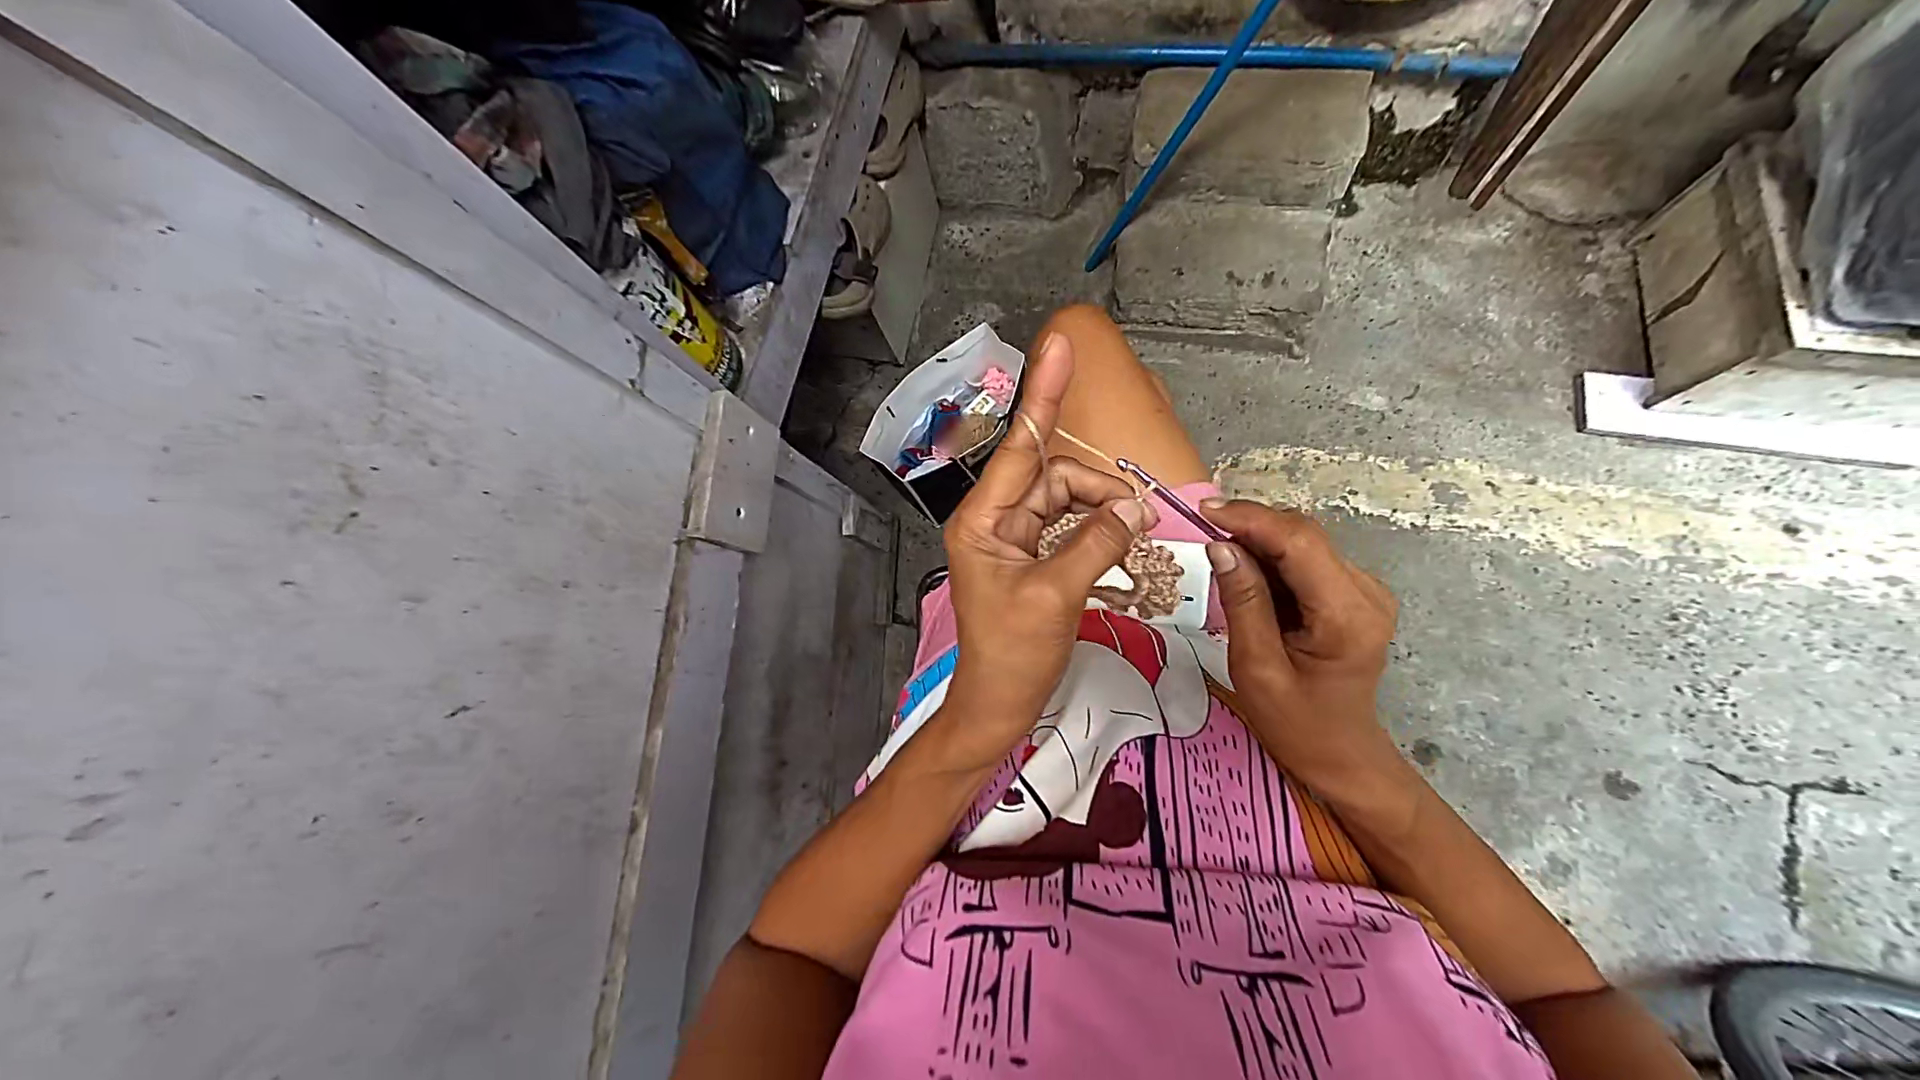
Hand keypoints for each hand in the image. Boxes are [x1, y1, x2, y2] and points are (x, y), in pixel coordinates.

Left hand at [937, 333, 1157, 770]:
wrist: (1000, 704)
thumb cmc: (1013, 655)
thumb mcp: (1056, 595)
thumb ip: (1096, 541)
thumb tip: (1135, 506)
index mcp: (983, 520)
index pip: (1020, 448)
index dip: (1044, 396)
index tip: (1059, 346)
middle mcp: (995, 519)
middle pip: (1054, 474)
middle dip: (1098, 487)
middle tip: (1139, 513)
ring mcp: (1014, 537)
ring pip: (1067, 499)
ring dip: (1103, 509)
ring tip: (1134, 531)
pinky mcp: (1032, 556)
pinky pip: (1070, 524)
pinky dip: (1098, 528)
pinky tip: (1121, 538)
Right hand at [1198, 500, 1400, 791]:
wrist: (1340, 753)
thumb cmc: (1296, 722)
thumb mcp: (1256, 667)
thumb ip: (1242, 602)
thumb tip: (1221, 547)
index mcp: (1347, 614)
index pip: (1299, 542)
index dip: (1250, 518)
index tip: (1203, 512)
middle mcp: (1365, 592)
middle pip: (1303, 535)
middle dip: (1250, 526)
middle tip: (1201, 531)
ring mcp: (1363, 590)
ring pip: (1302, 541)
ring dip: (1257, 540)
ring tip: (1215, 550)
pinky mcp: (1350, 592)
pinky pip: (1303, 558)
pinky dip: (1269, 556)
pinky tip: (1242, 570)